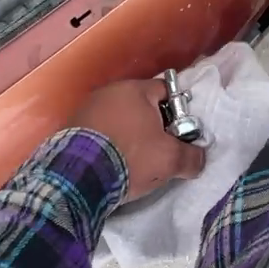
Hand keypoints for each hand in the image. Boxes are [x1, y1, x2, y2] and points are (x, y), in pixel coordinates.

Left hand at [67, 78, 205, 201]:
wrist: (76, 178)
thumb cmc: (130, 156)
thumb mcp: (170, 160)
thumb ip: (191, 156)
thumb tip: (200, 159)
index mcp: (136, 89)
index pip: (166, 91)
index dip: (178, 112)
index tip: (179, 134)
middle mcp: (110, 91)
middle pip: (140, 105)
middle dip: (150, 125)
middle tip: (157, 149)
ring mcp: (86, 109)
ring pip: (117, 118)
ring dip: (126, 134)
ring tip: (131, 160)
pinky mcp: (69, 129)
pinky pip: (97, 132)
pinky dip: (105, 144)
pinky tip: (108, 163)